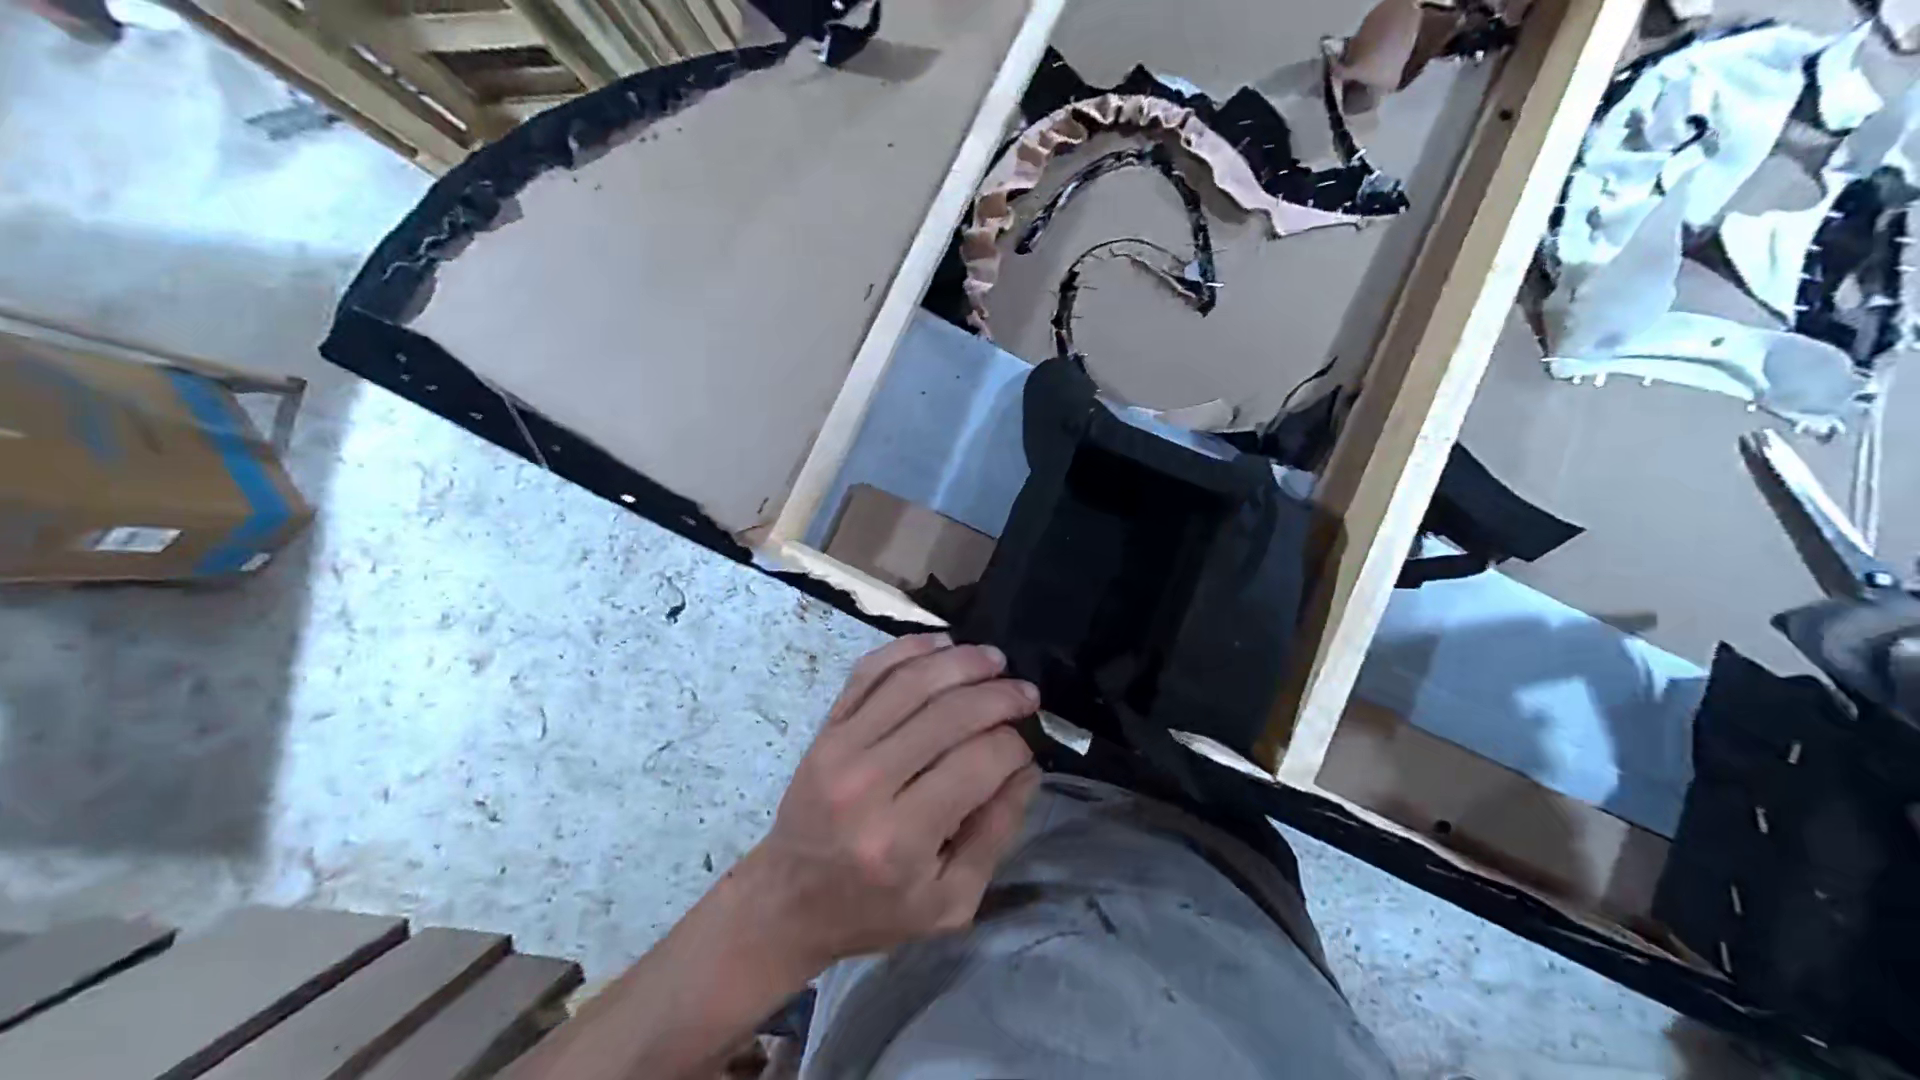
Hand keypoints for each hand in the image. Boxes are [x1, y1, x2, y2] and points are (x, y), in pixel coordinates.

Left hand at [738, 634, 1041, 975]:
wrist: (786, 900)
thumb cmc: (873, 910)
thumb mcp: (950, 902)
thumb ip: (995, 835)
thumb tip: (1027, 769)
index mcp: (901, 838)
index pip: (977, 764)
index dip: (1013, 746)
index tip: (1027, 747)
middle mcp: (867, 784)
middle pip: (947, 715)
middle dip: (998, 696)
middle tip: (1027, 692)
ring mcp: (839, 748)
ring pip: (909, 682)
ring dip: (960, 661)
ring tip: (994, 659)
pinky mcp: (825, 729)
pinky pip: (868, 672)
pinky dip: (907, 649)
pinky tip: (942, 643)